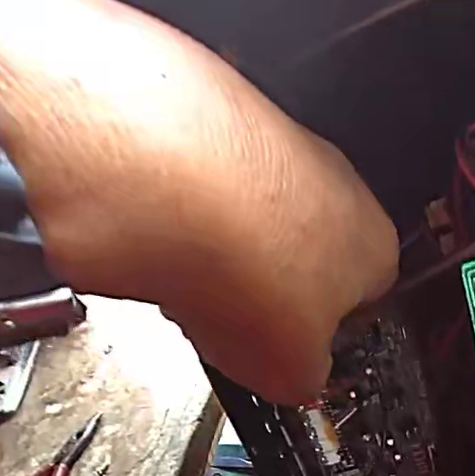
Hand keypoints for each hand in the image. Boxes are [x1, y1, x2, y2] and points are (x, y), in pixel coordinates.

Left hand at [0, 0, 390, 423]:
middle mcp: (313, 167)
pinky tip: (132, 224)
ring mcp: (243, 119)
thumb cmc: (223, 266)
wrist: (93, 146)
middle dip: (283, 288)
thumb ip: (305, 375)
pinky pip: (185, 166)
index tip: (303, 354)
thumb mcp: (281, 357)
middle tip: (238, 324)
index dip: (344, 329)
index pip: (380, 286)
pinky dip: (166, 206)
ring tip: (175, 278)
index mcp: (364, 231)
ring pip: (247, 200)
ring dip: (219, 248)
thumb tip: (301, 384)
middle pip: (314, 241)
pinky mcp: (168, 92)